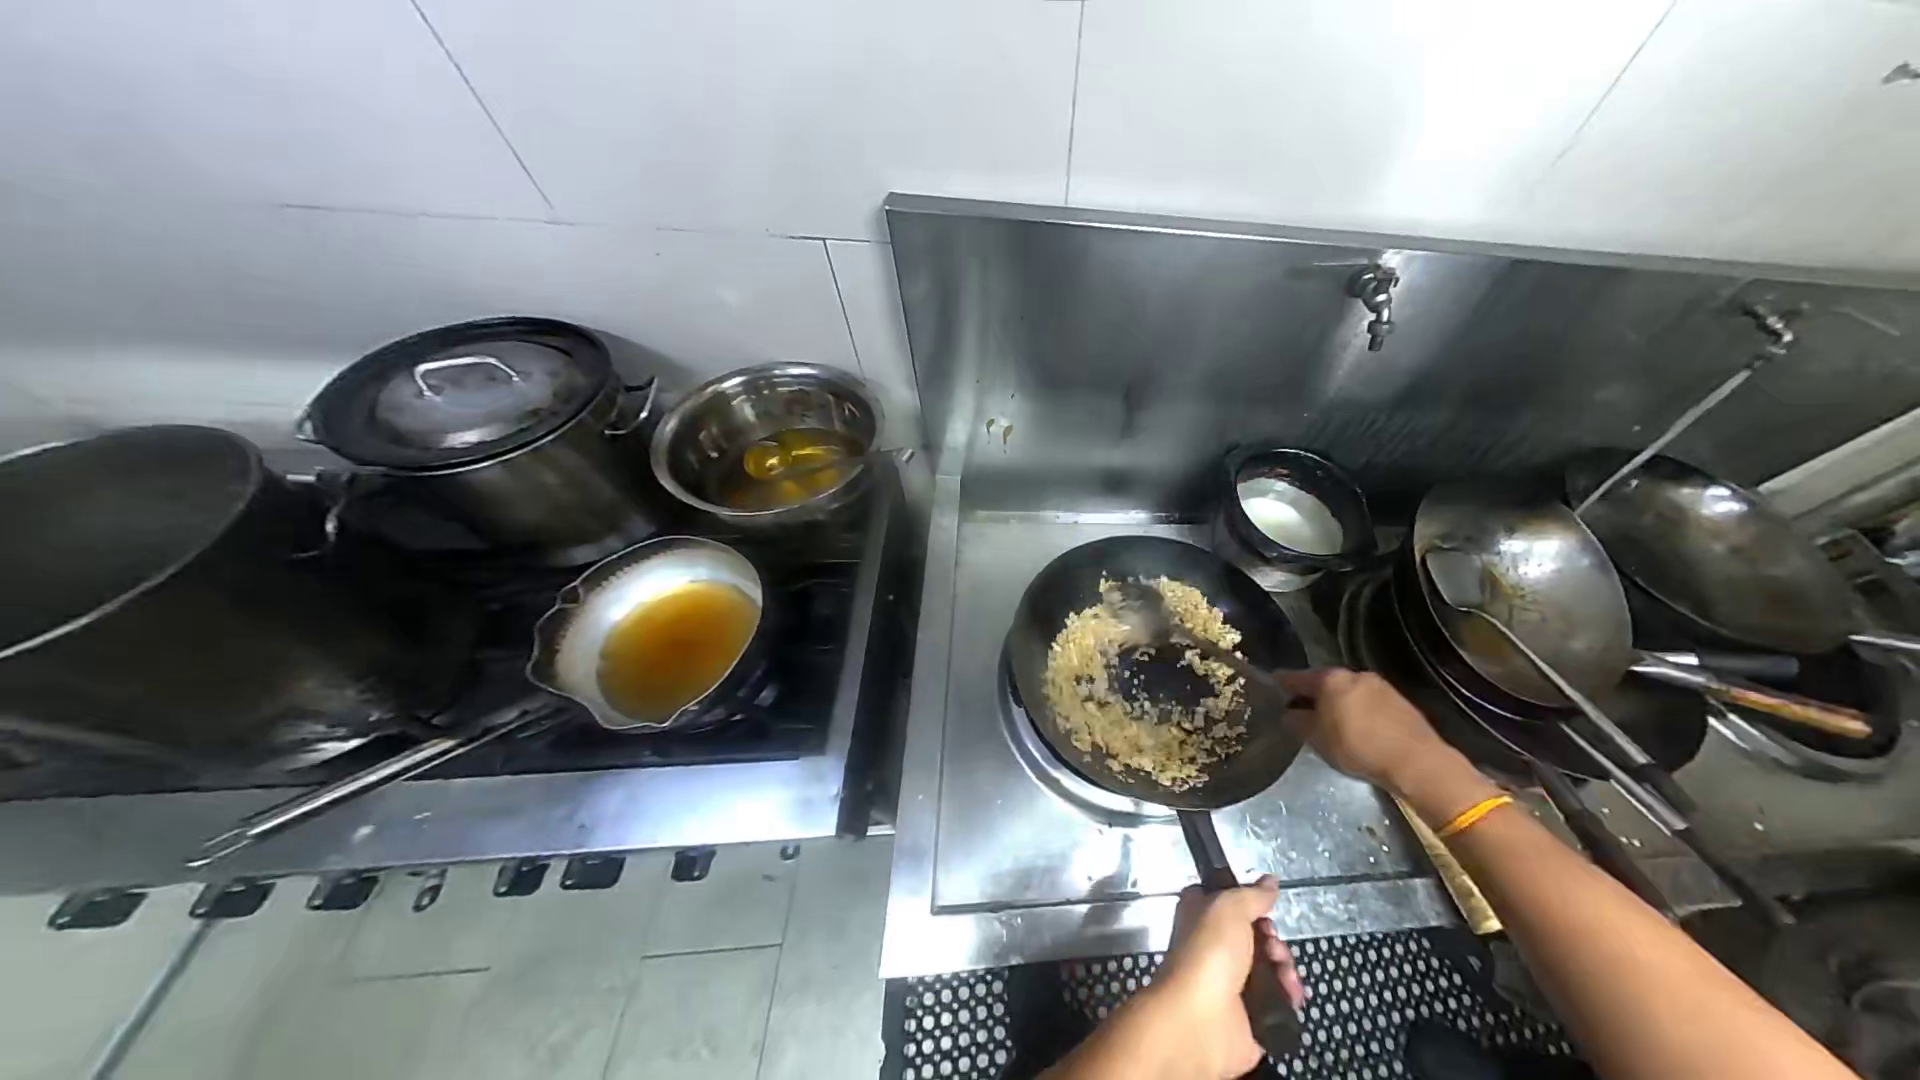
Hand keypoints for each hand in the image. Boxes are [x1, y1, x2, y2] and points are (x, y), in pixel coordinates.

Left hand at [1134, 876, 1306, 1079]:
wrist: (1201, 1019)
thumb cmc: (1208, 952)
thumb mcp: (1228, 908)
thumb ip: (1252, 895)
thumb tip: (1270, 881)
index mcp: (1201, 914)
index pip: (1229, 901)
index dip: (1250, 904)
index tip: (1263, 909)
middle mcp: (1215, 944)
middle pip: (1257, 934)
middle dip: (1273, 939)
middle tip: (1273, 946)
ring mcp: (1233, 980)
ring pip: (1271, 966)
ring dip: (1285, 967)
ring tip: (1284, 975)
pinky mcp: (1252, 1012)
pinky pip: (1279, 999)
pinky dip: (1289, 996)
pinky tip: (1291, 995)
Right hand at [1278, 667, 1456, 792]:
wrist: (1417, 763)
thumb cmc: (1357, 747)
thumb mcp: (1316, 738)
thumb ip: (1296, 721)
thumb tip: (1289, 713)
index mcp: (1329, 678)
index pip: (1294, 677)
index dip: (1279, 684)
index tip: (1270, 688)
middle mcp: (1353, 674)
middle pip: (1322, 682)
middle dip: (1311, 695)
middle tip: (1299, 711)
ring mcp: (1380, 686)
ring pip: (1346, 692)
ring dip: (1335, 703)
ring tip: (1329, 723)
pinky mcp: (1399, 701)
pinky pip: (1367, 702)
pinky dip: (1356, 711)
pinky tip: (1356, 729)